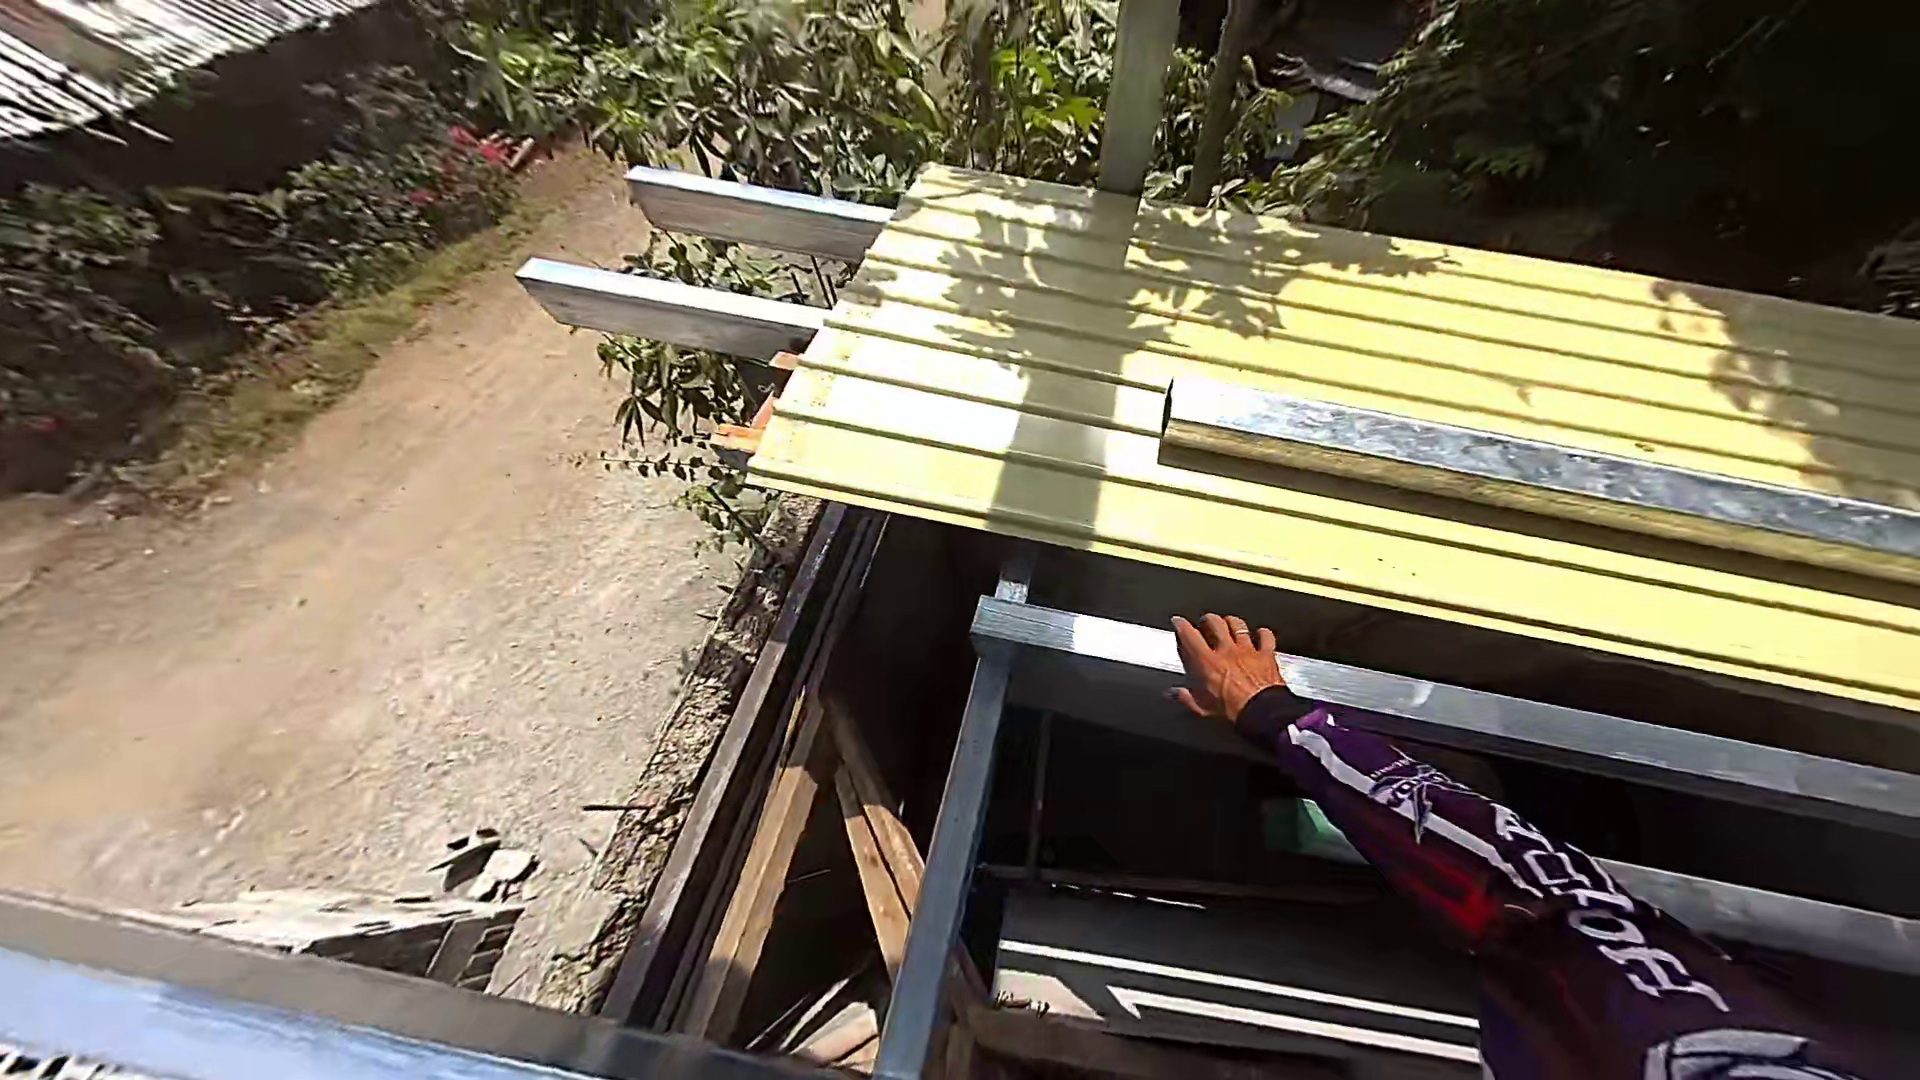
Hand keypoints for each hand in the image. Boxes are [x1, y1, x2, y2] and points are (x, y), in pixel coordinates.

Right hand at [1172, 614, 1283, 723]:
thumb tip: (1174, 694)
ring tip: (1228, 623)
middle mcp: (1226, 651)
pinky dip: (1262, 633)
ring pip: (1238, 624)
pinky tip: (1260, 634)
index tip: (1178, 621)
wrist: (1263, 713)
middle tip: (1205, 622)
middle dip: (1208, 619)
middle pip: (1214, 622)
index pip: (1189, 634)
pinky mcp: (1266, 656)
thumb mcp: (1202, 708)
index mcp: (1207, 662)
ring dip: (1231, 622)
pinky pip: (1266, 636)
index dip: (1181, 625)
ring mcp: (1247, 651)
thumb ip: (1186, 697)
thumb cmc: (1234, 710)